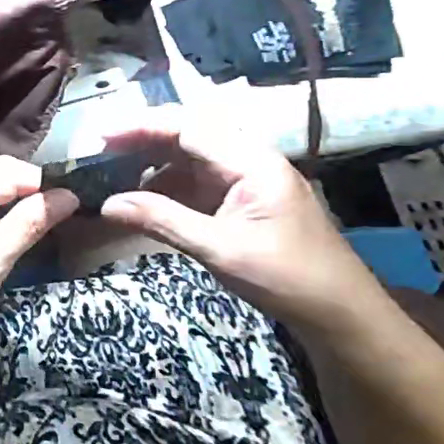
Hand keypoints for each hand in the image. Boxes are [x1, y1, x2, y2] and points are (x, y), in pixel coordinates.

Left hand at [0, 156, 76, 359]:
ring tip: (47, 212)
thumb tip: (69, 196)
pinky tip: (18, 215)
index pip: (7, 172)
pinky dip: (1, 200)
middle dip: (31, 186)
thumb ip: (29, 224)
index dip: (43, 183)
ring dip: (18, 192)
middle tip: (63, 208)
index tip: (75, 201)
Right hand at [98, 107, 391, 341]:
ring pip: (189, 156)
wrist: (341, 315)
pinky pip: (196, 180)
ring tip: (114, 173)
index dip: (142, 128)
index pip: (189, 127)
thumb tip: (107, 204)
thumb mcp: (220, 250)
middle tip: (102, 150)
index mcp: (252, 162)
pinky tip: (143, 198)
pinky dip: (166, 185)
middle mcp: (249, 160)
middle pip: (188, 133)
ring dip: (152, 162)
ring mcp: (245, 179)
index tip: (103, 138)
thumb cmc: (287, 279)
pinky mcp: (240, 198)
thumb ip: (162, 221)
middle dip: (143, 139)